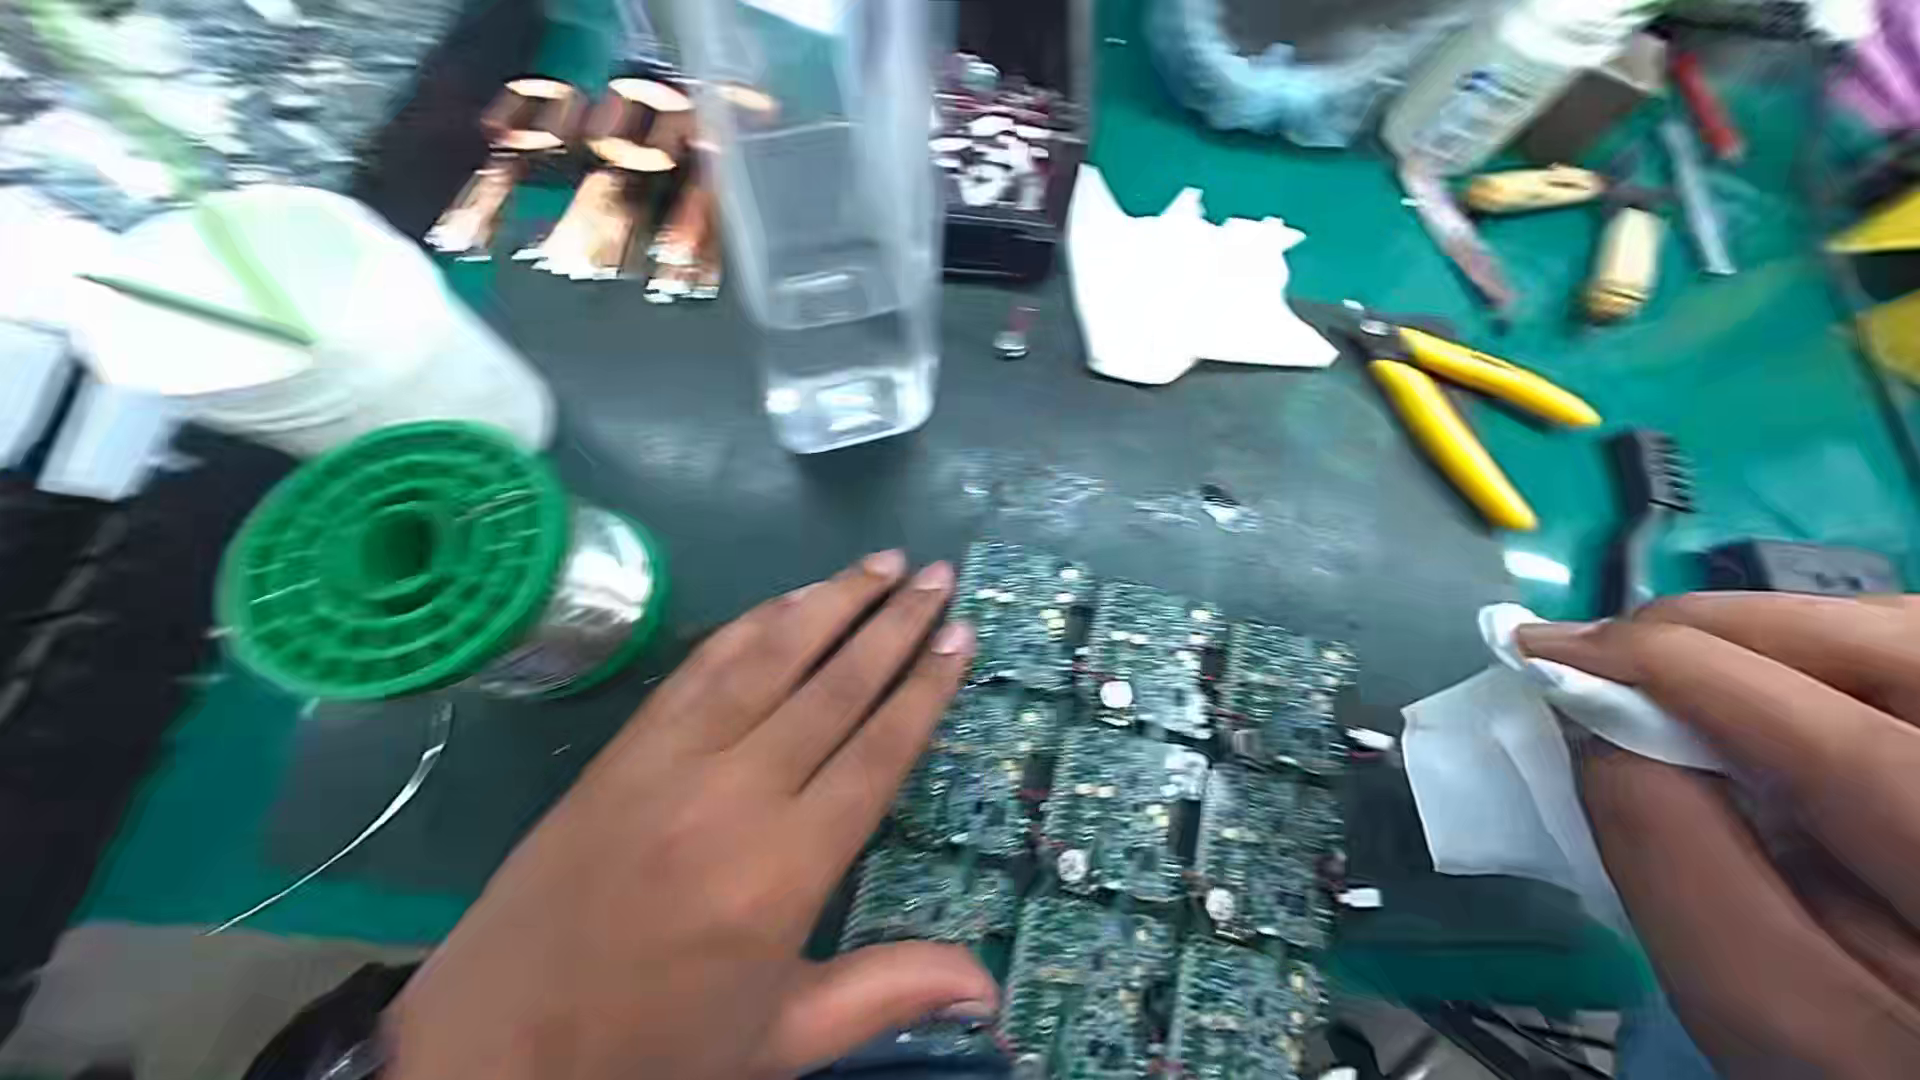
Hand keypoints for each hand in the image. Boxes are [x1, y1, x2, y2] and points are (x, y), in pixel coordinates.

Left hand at [384, 551, 993, 1079]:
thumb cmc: (653, 1046)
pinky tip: (794, 594)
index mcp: (783, 869)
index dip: (926, 687)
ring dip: (834, 599)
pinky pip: (705, 662)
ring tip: (884, 562)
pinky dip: (756, 620)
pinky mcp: (630, 743)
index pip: (877, 751)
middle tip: (938, 575)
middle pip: (835, 686)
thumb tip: (992, 990)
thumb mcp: (784, 1038)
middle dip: (897, 623)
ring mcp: (675, 757)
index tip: (960, 635)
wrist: (487, 1048)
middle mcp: (735, 793)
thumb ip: (891, 992)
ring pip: (772, 655)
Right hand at [1518, 593, 1919, 1077]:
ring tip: (1670, 668)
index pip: (1822, 735)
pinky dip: (1818, 645)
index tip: (1534, 649)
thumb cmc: (1854, 1057)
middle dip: (1701, 630)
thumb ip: (1661, 844)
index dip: (1649, 664)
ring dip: (1761, 633)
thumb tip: (1588, 715)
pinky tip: (1764, 686)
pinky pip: (1911, 651)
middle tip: (1596, 653)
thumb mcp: (1756, 994)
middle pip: (1883, 643)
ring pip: (1901, 628)